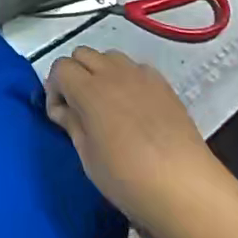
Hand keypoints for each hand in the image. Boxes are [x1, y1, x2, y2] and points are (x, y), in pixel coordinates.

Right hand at [44, 47, 237, 235]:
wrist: (182, 184)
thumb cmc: (127, 178)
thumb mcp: (88, 157)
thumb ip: (72, 124)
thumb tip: (64, 108)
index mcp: (90, 90)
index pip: (61, 67)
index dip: (55, 89)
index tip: (61, 115)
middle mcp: (115, 72)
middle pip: (83, 54)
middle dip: (75, 75)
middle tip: (79, 109)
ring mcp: (142, 74)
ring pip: (110, 56)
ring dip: (100, 73)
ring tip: (106, 107)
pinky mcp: (163, 82)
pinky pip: (136, 68)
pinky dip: (126, 79)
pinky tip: (133, 109)